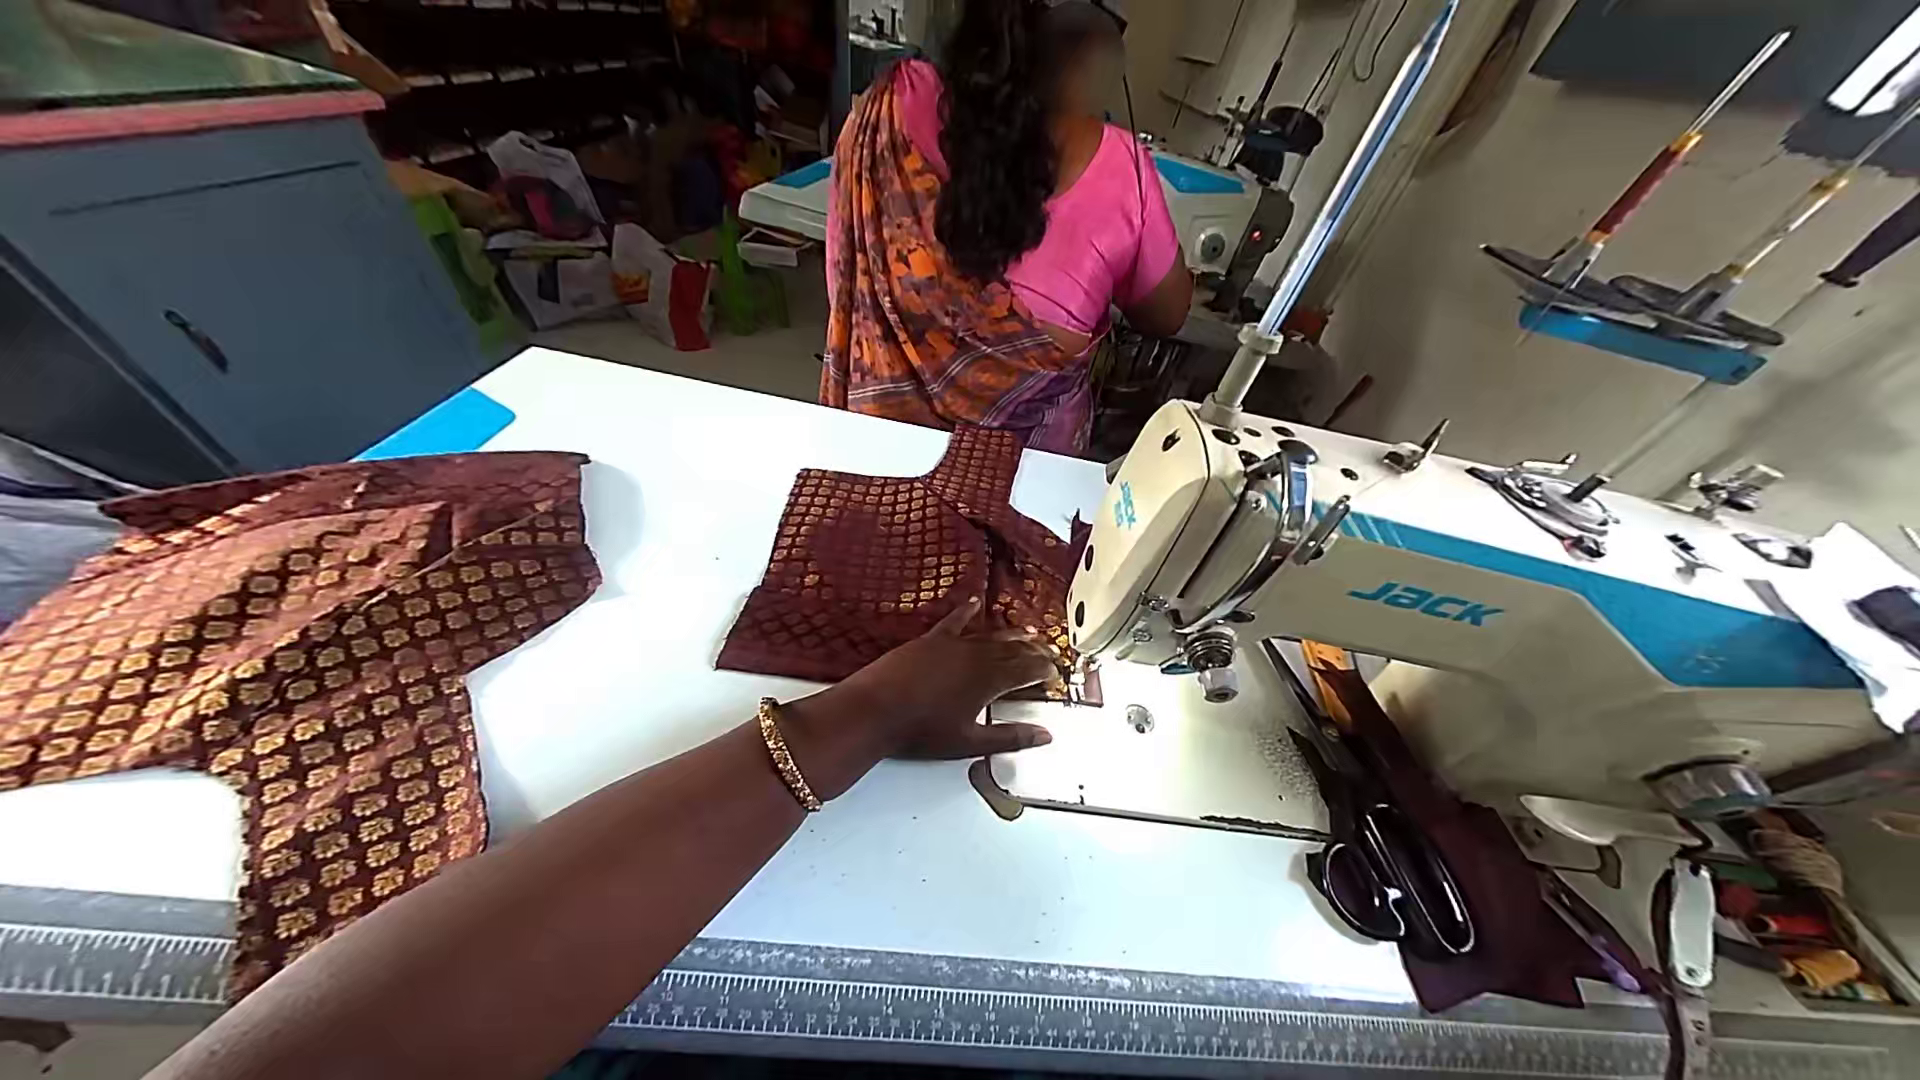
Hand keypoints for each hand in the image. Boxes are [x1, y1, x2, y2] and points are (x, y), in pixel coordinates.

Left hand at [779, 597, 1056, 798]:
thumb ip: (1010, 737)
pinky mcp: (929, 640)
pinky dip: (966, 611)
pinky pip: (954, 621)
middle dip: (1035, 650)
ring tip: (1028, 632)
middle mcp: (975, 656)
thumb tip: (1045, 735)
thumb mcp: (969, 741)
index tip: (1055, 672)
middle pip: (1013, 650)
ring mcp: (951, 644)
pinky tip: (975, 602)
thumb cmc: (920, 730)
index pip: (1027, 670)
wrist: (874, 710)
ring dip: (1011, 634)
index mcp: (988, 681)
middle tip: (1050, 651)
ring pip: (990, 635)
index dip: (1044, 670)